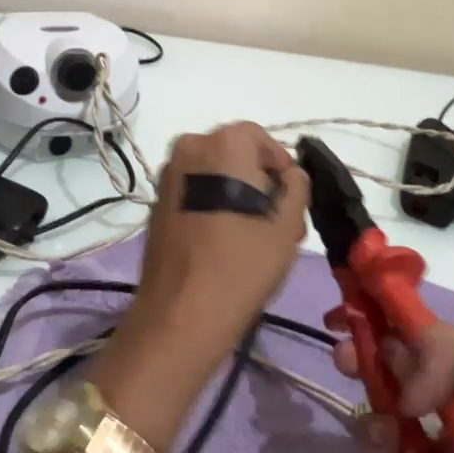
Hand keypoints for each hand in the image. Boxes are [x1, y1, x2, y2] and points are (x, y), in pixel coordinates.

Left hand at [39, 122, 309, 452]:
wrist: (181, 313)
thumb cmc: (242, 263)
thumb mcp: (287, 223)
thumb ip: (296, 187)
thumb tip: (290, 176)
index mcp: (222, 142)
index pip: (261, 138)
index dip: (281, 167)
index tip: (293, 201)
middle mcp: (189, 147)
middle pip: (236, 155)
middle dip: (260, 183)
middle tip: (281, 224)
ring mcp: (168, 176)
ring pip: (215, 175)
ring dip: (238, 196)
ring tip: (257, 239)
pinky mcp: (157, 204)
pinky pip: (195, 192)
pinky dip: (214, 206)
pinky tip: (227, 242)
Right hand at [337, 323, 453, 452]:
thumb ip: (447, 350)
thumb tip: (401, 389)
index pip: (401, 339)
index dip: (371, 323)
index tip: (340, 316)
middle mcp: (435, 410)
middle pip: (376, 380)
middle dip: (358, 367)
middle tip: (348, 362)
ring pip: (374, 436)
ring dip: (381, 435)